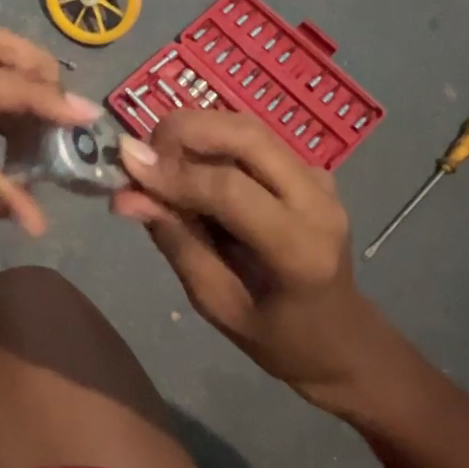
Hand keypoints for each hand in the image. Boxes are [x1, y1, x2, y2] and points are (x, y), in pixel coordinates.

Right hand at [112, 108, 380, 401]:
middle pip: (245, 135)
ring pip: (246, 127)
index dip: (174, 173)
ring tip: (157, 158)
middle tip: (141, 152)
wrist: (344, 341)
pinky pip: (252, 138)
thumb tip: (124, 195)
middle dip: (184, 130)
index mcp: (300, 249)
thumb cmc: (278, 337)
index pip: (231, 189)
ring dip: (194, 130)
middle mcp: (317, 201)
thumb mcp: (216, 303)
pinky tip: (187, 165)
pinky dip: (211, 140)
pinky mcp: (309, 168)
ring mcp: (319, 178)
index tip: (125, 163)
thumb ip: (175, 241)